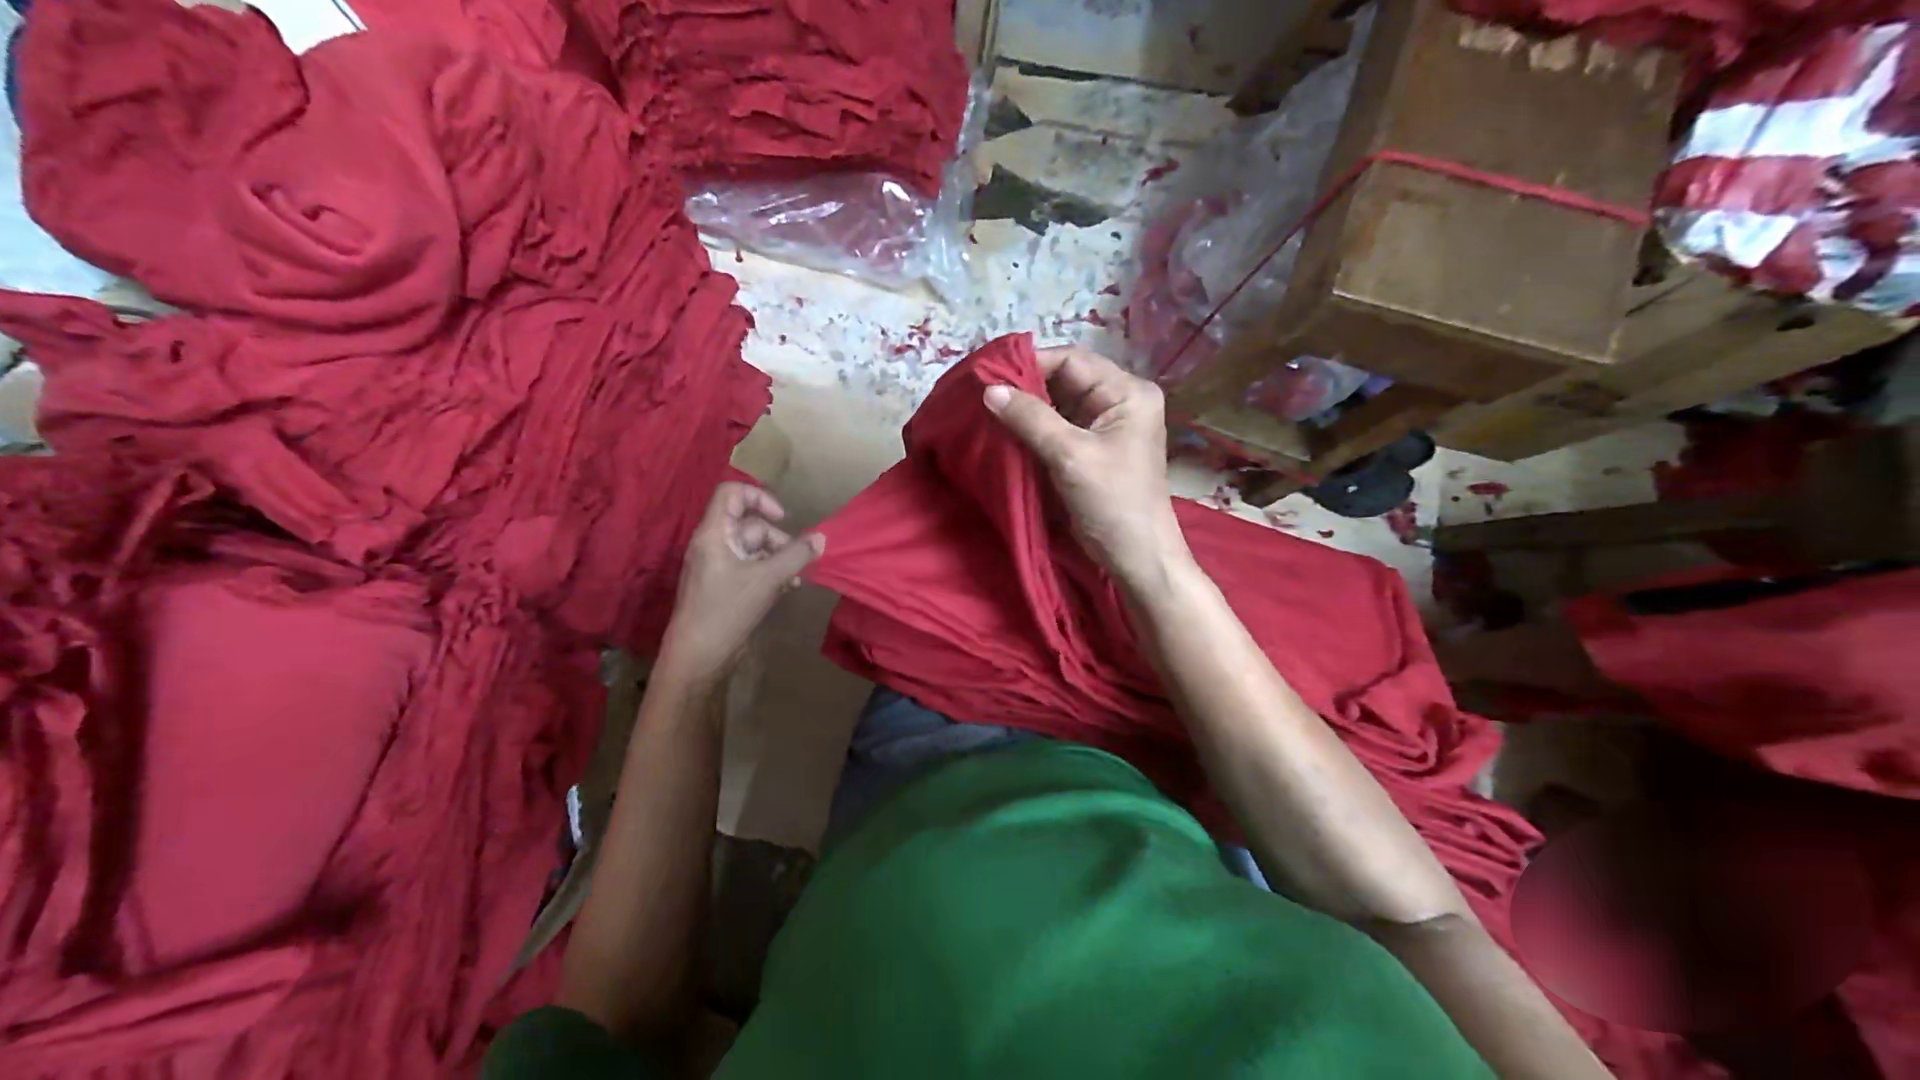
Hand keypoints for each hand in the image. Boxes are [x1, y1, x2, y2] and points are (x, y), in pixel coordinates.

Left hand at [657, 483, 823, 688]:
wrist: (698, 655)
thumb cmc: (726, 610)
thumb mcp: (767, 579)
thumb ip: (796, 556)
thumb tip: (822, 538)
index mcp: (714, 534)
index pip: (732, 493)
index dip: (759, 497)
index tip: (783, 518)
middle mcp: (713, 544)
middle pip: (749, 524)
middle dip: (777, 538)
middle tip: (798, 559)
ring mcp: (717, 566)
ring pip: (753, 548)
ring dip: (778, 558)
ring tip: (795, 579)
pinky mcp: (724, 585)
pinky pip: (750, 567)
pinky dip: (770, 572)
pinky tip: (787, 588)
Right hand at [983, 345, 1192, 591]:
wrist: (1136, 557)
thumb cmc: (1112, 502)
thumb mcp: (1070, 456)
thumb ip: (1030, 418)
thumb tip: (989, 389)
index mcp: (1128, 392)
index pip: (1073, 361)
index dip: (1031, 363)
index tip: (990, 375)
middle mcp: (1120, 401)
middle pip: (1065, 380)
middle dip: (1026, 386)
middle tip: (983, 393)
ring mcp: (1106, 426)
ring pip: (1059, 404)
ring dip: (1027, 409)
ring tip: (989, 409)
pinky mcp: (1093, 449)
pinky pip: (1059, 427)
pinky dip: (1034, 429)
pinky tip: (1006, 431)